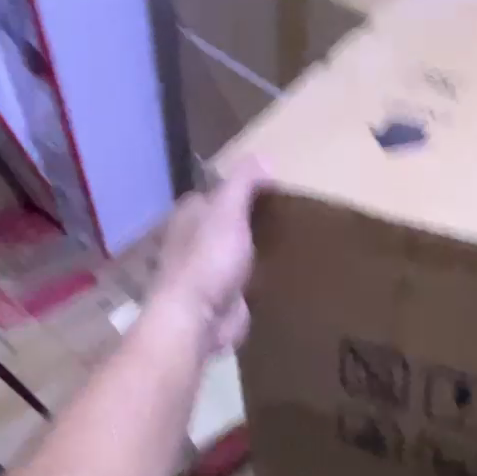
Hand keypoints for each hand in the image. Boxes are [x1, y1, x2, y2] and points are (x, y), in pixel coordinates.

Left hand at [148, 159, 266, 352]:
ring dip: (253, 250)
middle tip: (285, 216)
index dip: (239, 189)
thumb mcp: (228, 212)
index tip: (271, 188)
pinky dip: (258, 277)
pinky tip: (278, 273)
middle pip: (224, 223)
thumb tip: (263, 156)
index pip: (214, 194)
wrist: (198, 319)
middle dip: (247, 221)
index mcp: (189, 216)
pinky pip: (244, 281)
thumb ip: (243, 183)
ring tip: (288, 242)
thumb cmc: (209, 260)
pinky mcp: (222, 298)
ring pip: (234, 252)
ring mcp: (206, 272)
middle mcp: (193, 242)